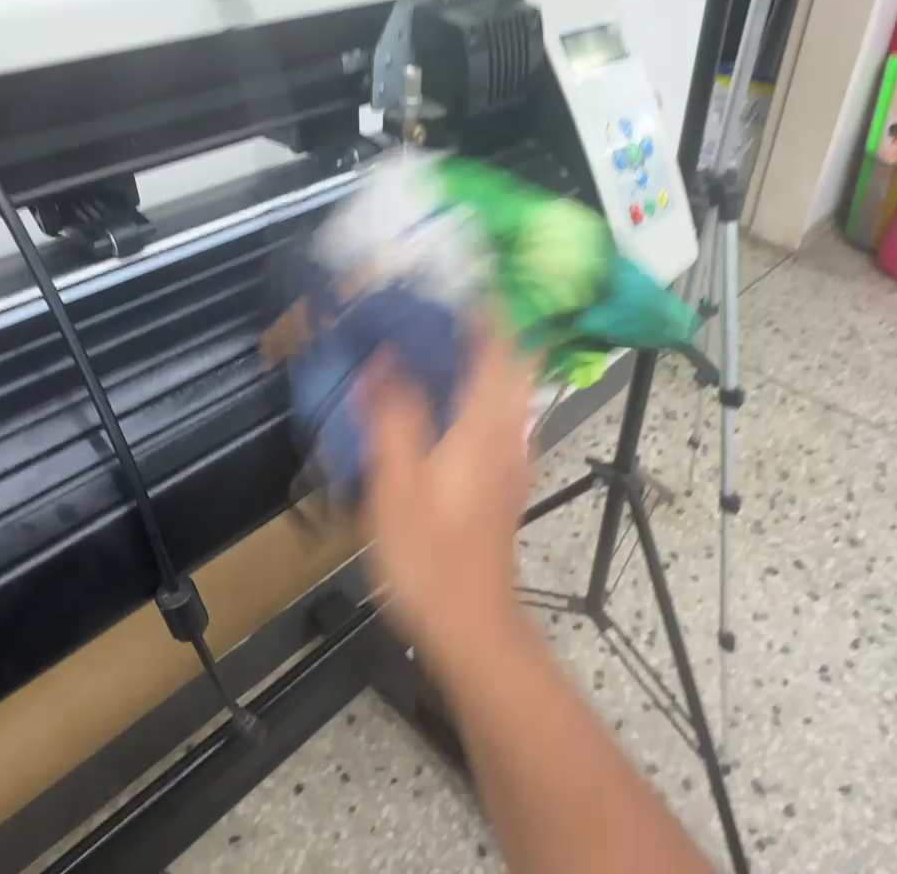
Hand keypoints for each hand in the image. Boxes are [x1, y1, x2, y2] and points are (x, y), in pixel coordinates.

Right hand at [358, 325, 537, 660]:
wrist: (471, 621)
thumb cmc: (430, 558)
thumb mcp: (395, 485)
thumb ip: (390, 415)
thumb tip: (382, 360)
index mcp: (484, 424)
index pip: (500, 343)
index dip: (486, 302)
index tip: (459, 275)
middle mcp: (510, 431)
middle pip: (514, 358)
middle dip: (486, 322)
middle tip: (441, 304)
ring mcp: (514, 454)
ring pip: (510, 384)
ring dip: (483, 353)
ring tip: (437, 338)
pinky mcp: (508, 475)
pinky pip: (502, 412)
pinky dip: (480, 388)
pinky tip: (444, 397)